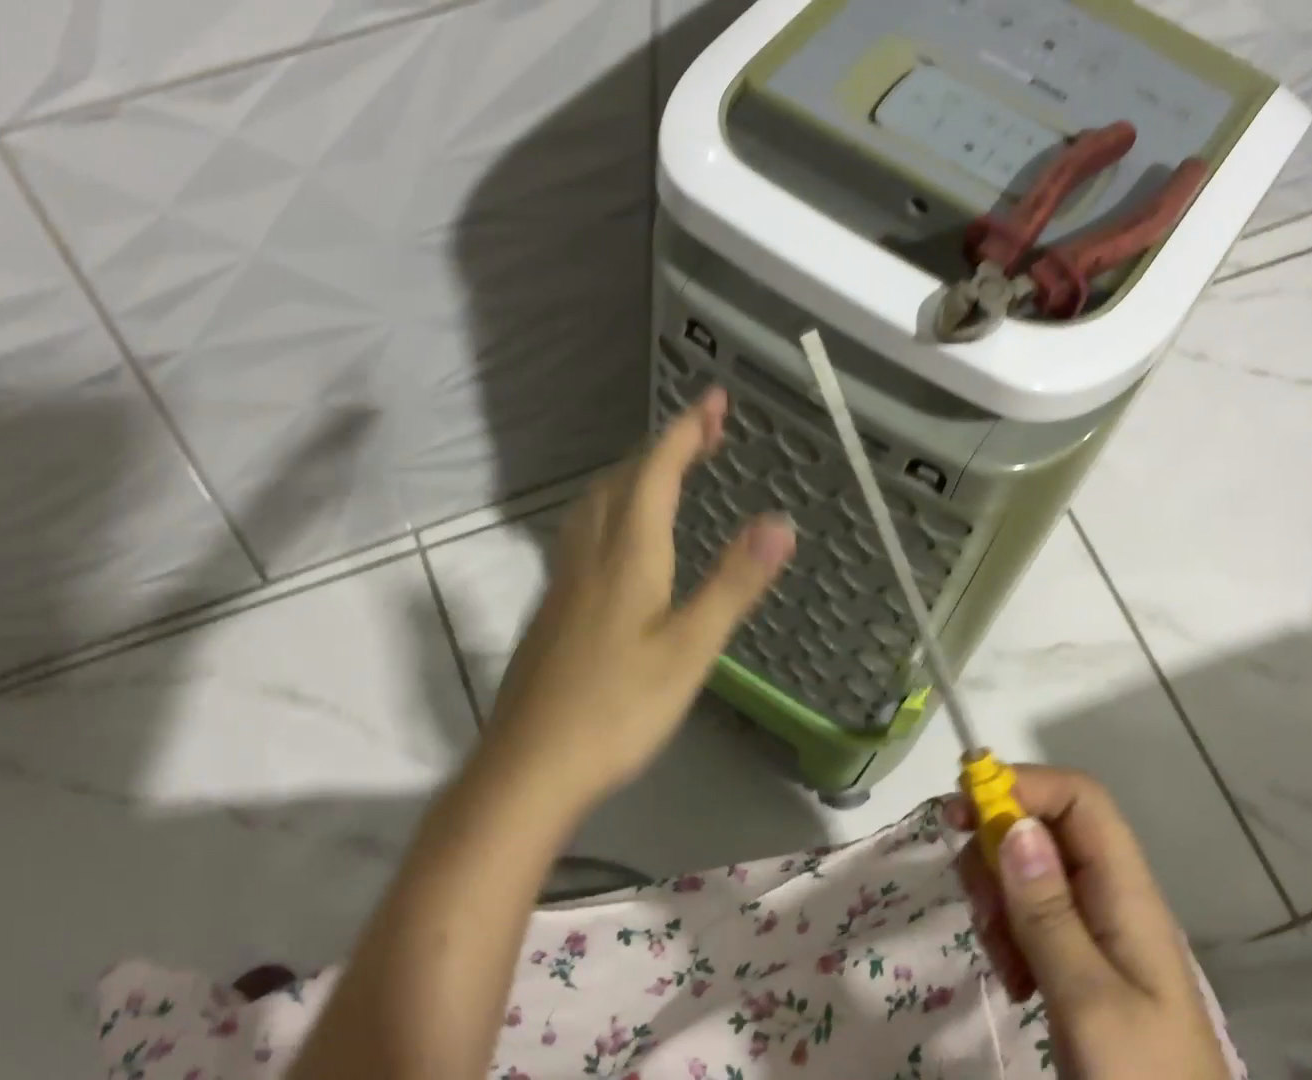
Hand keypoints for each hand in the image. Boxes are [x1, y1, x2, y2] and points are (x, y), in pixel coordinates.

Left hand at [484, 388, 797, 803]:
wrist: (530, 764)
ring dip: (631, 475)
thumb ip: (733, 583)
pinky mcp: (552, 608)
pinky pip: (582, 532)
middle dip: (663, 447)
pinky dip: (611, 509)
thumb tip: (781, 519)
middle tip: (705, 435)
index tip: (714, 399)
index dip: (686, 431)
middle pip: (621, 480)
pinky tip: (618, 537)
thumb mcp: (690, 649)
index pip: (656, 472)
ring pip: (594, 504)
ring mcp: (564, 581)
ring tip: (664, 473)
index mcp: (627, 554)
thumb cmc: (618, 709)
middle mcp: (589, 554)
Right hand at [953, 767, 1229, 1079]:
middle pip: (1045, 831)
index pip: (1080, 800)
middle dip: (996, 853)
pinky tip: (1014, 981)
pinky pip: (1030, 920)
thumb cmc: (1139, 1079)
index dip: (1021, 787)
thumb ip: (1047, 912)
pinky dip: (1007, 936)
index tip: (961, 813)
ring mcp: (1097, 934)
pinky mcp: (1081, 964)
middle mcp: (1112, 901)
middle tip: (979, 907)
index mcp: (1128, 896)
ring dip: (997, 902)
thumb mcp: (1088, 1000)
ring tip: (1003, 962)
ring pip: (1028, 875)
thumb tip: (1014, 821)